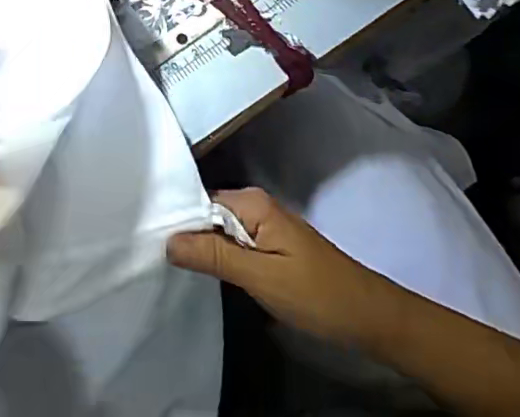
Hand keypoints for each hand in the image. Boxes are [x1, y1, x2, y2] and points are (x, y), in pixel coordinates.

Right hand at [167, 187, 400, 349]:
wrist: (369, 317)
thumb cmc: (316, 294)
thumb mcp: (261, 277)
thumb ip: (215, 256)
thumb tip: (168, 240)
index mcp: (252, 202)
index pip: (199, 202)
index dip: (177, 221)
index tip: (150, 241)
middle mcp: (255, 205)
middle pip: (207, 215)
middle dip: (188, 236)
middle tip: (158, 259)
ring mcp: (263, 225)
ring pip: (219, 231)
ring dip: (203, 249)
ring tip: (173, 267)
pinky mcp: (269, 245)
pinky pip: (234, 243)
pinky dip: (220, 257)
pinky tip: (206, 272)